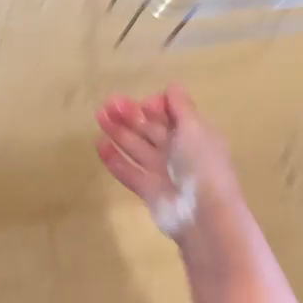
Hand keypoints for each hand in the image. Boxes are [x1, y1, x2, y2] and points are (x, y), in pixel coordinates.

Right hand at [94, 84, 240, 222]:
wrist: (203, 215)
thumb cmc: (202, 165)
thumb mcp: (196, 129)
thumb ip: (182, 107)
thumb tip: (172, 87)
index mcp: (194, 134)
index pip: (171, 114)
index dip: (155, 106)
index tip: (144, 103)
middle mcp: (178, 151)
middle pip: (150, 129)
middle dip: (131, 115)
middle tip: (109, 103)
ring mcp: (161, 172)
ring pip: (136, 147)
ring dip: (118, 131)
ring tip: (100, 115)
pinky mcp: (147, 190)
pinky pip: (128, 171)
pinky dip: (114, 158)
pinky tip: (100, 144)